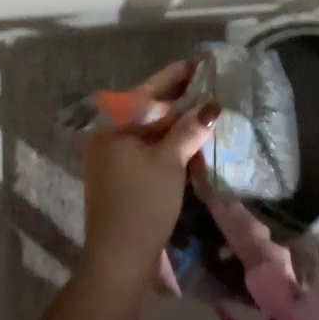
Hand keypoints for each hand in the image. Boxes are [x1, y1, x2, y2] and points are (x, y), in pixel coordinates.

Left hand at [78, 63, 218, 285]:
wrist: (118, 257)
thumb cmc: (142, 203)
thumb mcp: (168, 162)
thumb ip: (187, 130)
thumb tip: (211, 105)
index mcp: (112, 121)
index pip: (148, 89)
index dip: (175, 75)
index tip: (200, 62)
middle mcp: (107, 130)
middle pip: (147, 106)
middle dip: (178, 97)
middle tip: (209, 83)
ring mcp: (112, 151)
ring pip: (148, 126)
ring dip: (175, 119)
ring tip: (206, 105)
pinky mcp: (120, 170)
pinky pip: (146, 144)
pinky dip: (166, 140)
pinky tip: (190, 136)